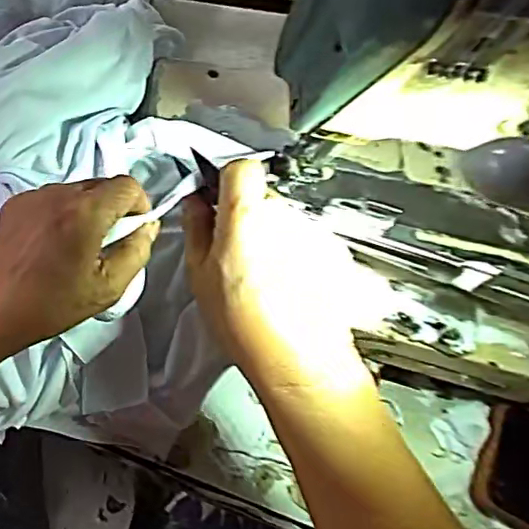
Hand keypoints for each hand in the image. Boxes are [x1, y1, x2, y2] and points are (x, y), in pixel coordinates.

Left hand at [0, 176, 156, 358]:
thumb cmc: (54, 302)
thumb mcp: (110, 285)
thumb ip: (137, 250)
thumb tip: (146, 226)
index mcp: (84, 211)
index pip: (127, 185)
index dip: (138, 205)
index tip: (132, 230)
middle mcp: (57, 194)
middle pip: (100, 184)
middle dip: (112, 208)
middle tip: (104, 243)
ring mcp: (32, 196)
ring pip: (74, 190)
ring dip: (84, 209)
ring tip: (75, 244)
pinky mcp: (15, 203)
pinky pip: (50, 198)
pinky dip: (58, 212)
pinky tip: (50, 242)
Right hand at [180, 159, 377, 392]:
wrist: (299, 360)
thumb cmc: (248, 323)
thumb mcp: (199, 272)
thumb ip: (196, 227)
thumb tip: (195, 205)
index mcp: (248, 216)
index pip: (241, 167)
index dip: (224, 176)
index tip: (213, 191)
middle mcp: (287, 219)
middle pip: (262, 195)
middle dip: (243, 213)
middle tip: (227, 246)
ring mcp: (315, 235)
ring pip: (283, 219)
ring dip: (269, 235)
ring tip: (255, 273)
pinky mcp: (333, 254)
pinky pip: (304, 241)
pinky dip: (291, 254)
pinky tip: (279, 283)